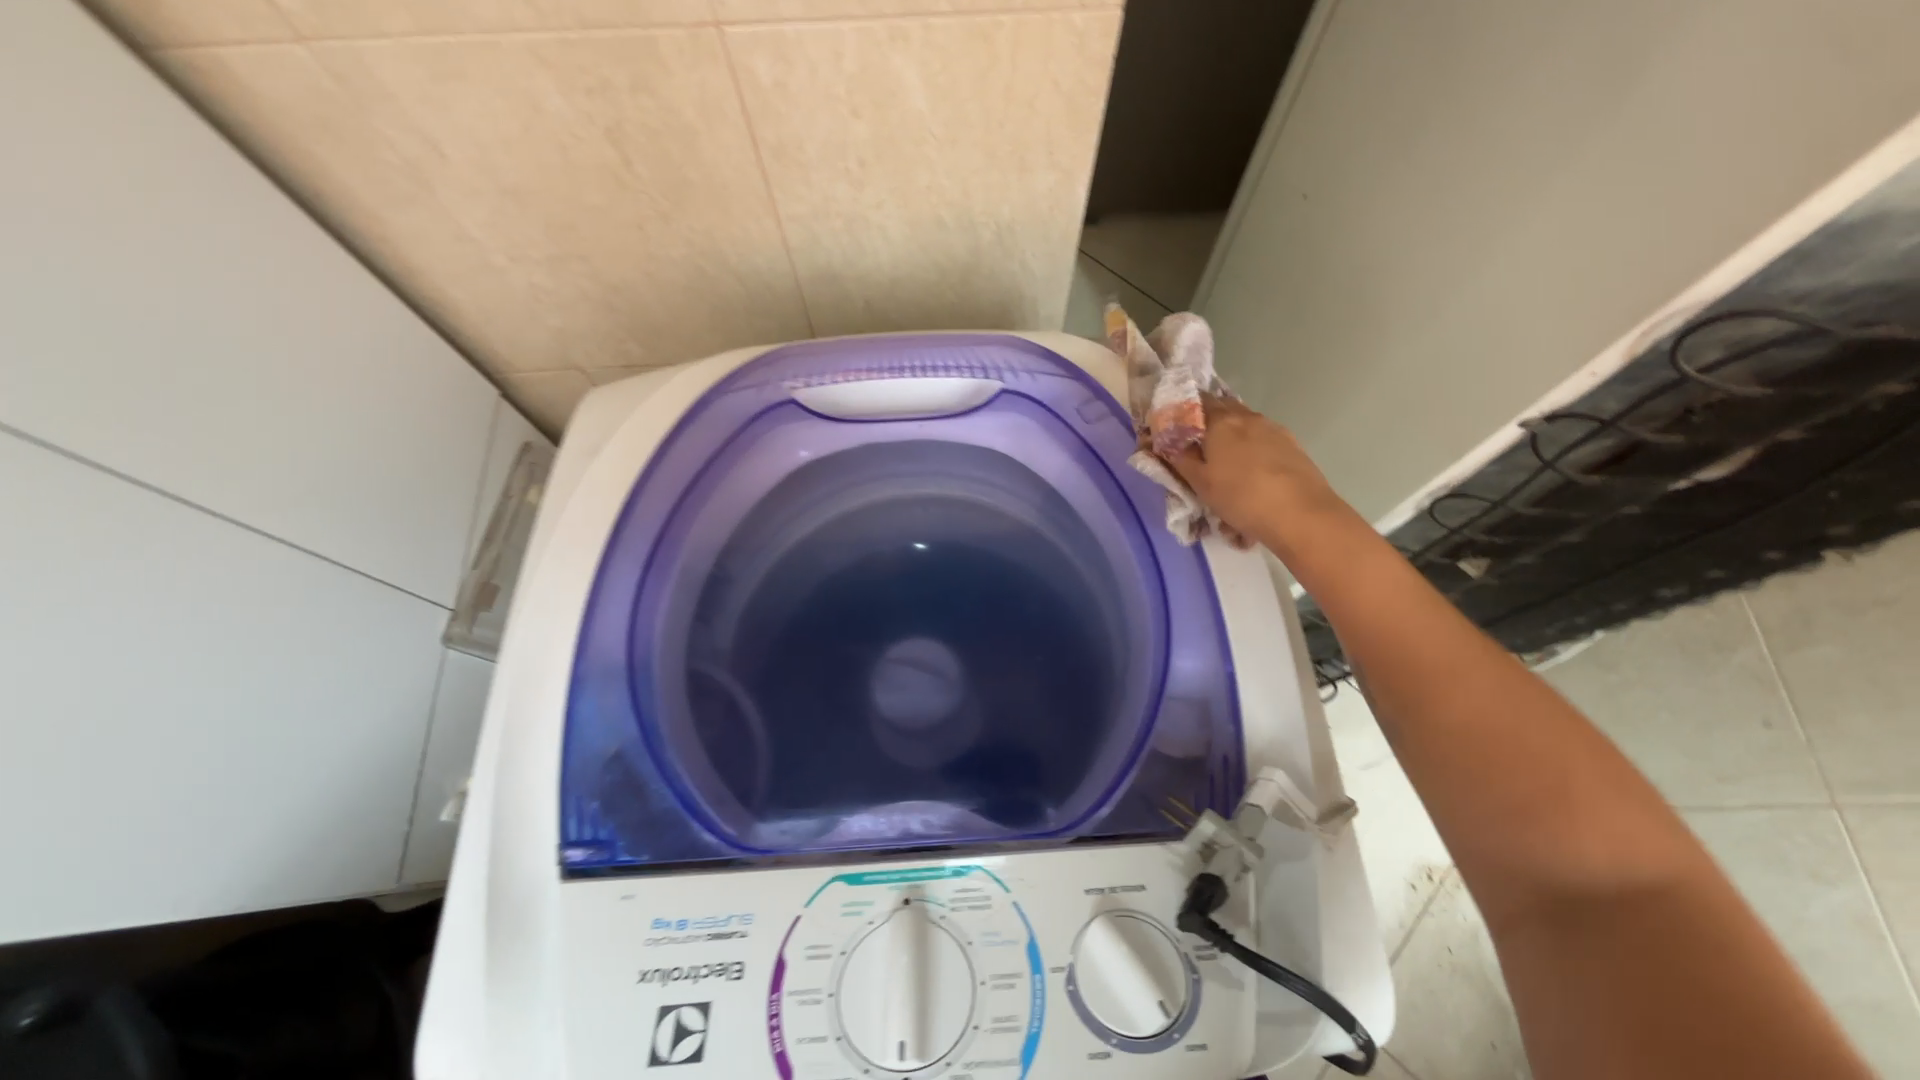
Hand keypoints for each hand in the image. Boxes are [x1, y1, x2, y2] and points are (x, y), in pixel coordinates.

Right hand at [1166, 396, 1353, 551]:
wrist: (1301, 514)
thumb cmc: (1241, 497)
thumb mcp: (1200, 483)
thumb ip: (1179, 459)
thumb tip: (1165, 443)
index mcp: (1220, 421)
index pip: (1194, 401)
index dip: (1180, 411)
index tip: (1171, 428)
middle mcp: (1246, 417)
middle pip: (1221, 408)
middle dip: (1206, 422)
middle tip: (1195, 446)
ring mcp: (1273, 428)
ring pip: (1243, 424)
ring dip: (1230, 436)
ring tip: (1224, 463)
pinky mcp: (1291, 444)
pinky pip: (1262, 439)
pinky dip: (1251, 448)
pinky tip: (1251, 472)